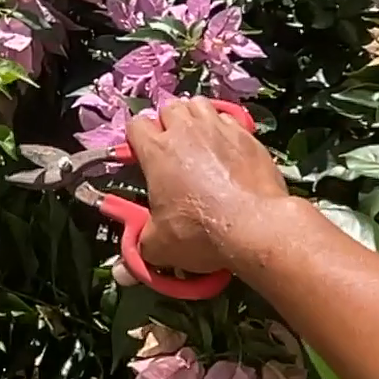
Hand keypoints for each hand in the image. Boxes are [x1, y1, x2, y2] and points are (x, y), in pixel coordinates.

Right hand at [130, 97, 291, 273]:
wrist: (258, 226)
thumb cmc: (201, 232)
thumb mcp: (162, 246)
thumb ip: (139, 250)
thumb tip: (120, 273)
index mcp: (156, 150)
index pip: (136, 125)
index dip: (138, 138)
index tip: (145, 155)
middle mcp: (185, 131)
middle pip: (168, 108)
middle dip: (169, 123)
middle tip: (175, 147)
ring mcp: (217, 128)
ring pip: (198, 105)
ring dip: (195, 117)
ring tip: (199, 138)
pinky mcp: (246, 134)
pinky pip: (228, 119)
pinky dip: (224, 128)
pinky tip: (228, 148)